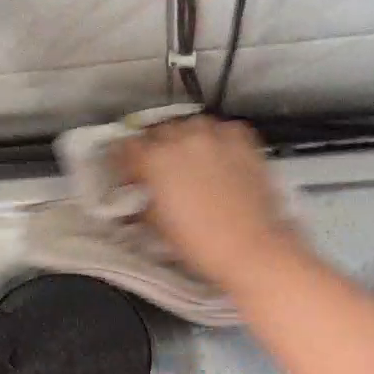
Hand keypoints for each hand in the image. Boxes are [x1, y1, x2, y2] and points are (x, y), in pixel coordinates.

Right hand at [114, 116, 304, 288]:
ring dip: (184, 139)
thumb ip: (145, 202)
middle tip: (156, 169)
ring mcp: (215, 137)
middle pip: (158, 132)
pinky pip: (222, 129)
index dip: (122, 160)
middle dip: (153, 148)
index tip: (125, 171)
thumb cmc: (201, 245)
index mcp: (155, 161)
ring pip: (190, 125)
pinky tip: (215, 155)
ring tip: (187, 159)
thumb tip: (143, 197)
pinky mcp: (243, 141)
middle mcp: (183, 139)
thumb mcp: (159, 225)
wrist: (251, 248)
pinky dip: (214, 139)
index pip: (126, 148)